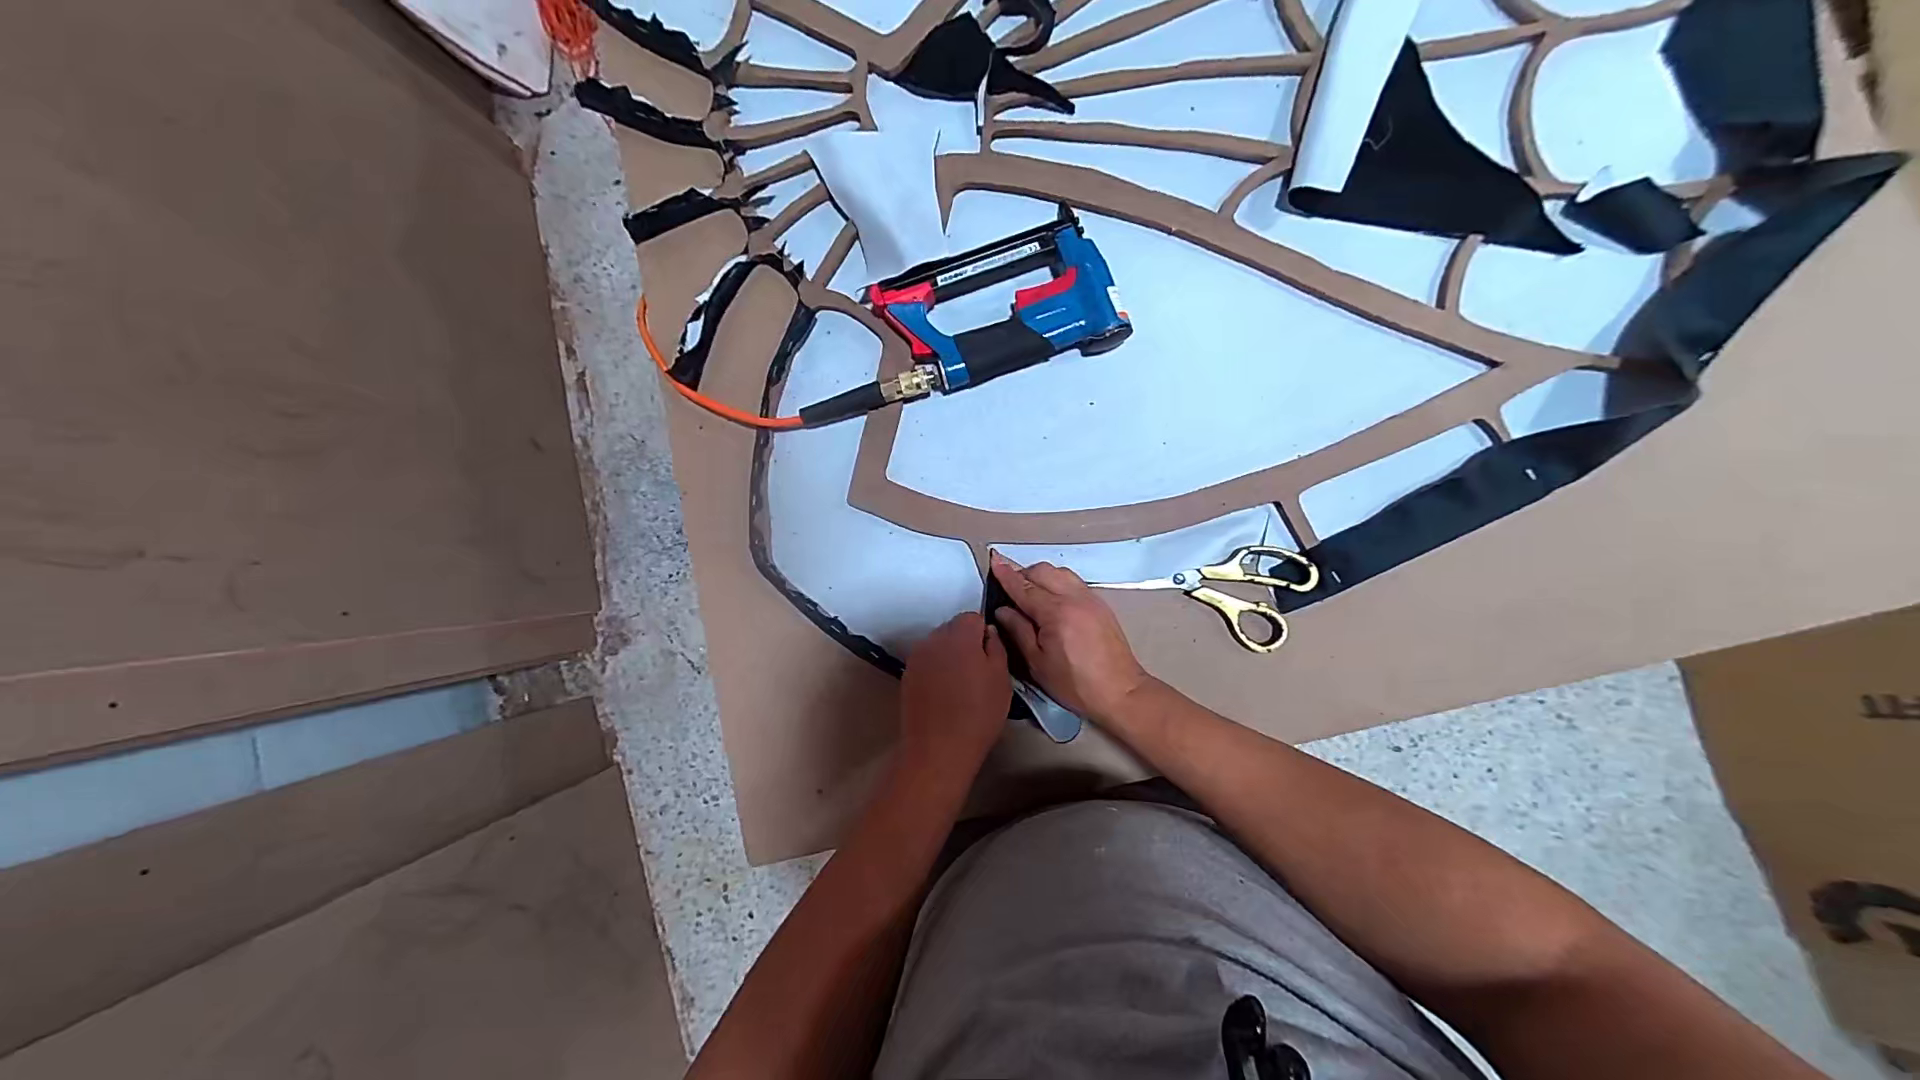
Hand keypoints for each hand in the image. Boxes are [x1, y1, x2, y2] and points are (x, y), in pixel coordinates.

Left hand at [898, 612, 1011, 779]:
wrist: (938, 748)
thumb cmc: (978, 714)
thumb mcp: (1001, 679)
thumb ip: (996, 648)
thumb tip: (989, 633)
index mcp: (959, 635)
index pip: (973, 617)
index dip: (984, 634)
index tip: (990, 656)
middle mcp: (934, 639)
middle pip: (953, 628)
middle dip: (966, 642)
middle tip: (978, 671)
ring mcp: (917, 657)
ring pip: (938, 644)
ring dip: (949, 655)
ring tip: (960, 684)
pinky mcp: (906, 674)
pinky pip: (926, 661)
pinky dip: (936, 669)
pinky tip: (944, 692)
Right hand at [989, 552, 1152, 723]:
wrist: (1120, 691)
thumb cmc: (1078, 685)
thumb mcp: (1037, 663)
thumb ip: (1018, 631)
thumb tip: (1003, 611)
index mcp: (1056, 613)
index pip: (1024, 586)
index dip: (1006, 574)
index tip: (995, 562)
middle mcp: (1075, 599)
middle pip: (1042, 571)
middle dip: (1022, 573)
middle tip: (1009, 587)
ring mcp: (1090, 600)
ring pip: (1060, 572)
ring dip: (1041, 576)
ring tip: (1030, 592)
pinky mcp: (1100, 605)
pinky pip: (1074, 582)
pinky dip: (1058, 582)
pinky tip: (1052, 599)